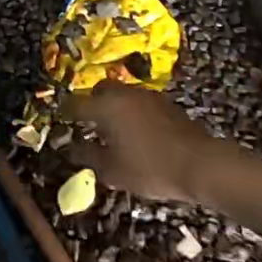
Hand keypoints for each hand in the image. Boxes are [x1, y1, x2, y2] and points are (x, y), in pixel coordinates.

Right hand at [63, 84, 217, 202]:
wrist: (202, 164)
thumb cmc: (150, 168)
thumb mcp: (112, 170)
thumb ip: (88, 156)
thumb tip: (71, 149)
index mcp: (106, 107)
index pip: (75, 104)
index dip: (65, 112)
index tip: (60, 119)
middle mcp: (125, 94)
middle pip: (100, 91)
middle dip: (91, 103)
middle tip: (88, 123)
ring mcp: (148, 97)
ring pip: (122, 95)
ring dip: (114, 107)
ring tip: (113, 130)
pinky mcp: (167, 104)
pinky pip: (140, 103)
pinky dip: (133, 113)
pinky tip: (137, 133)